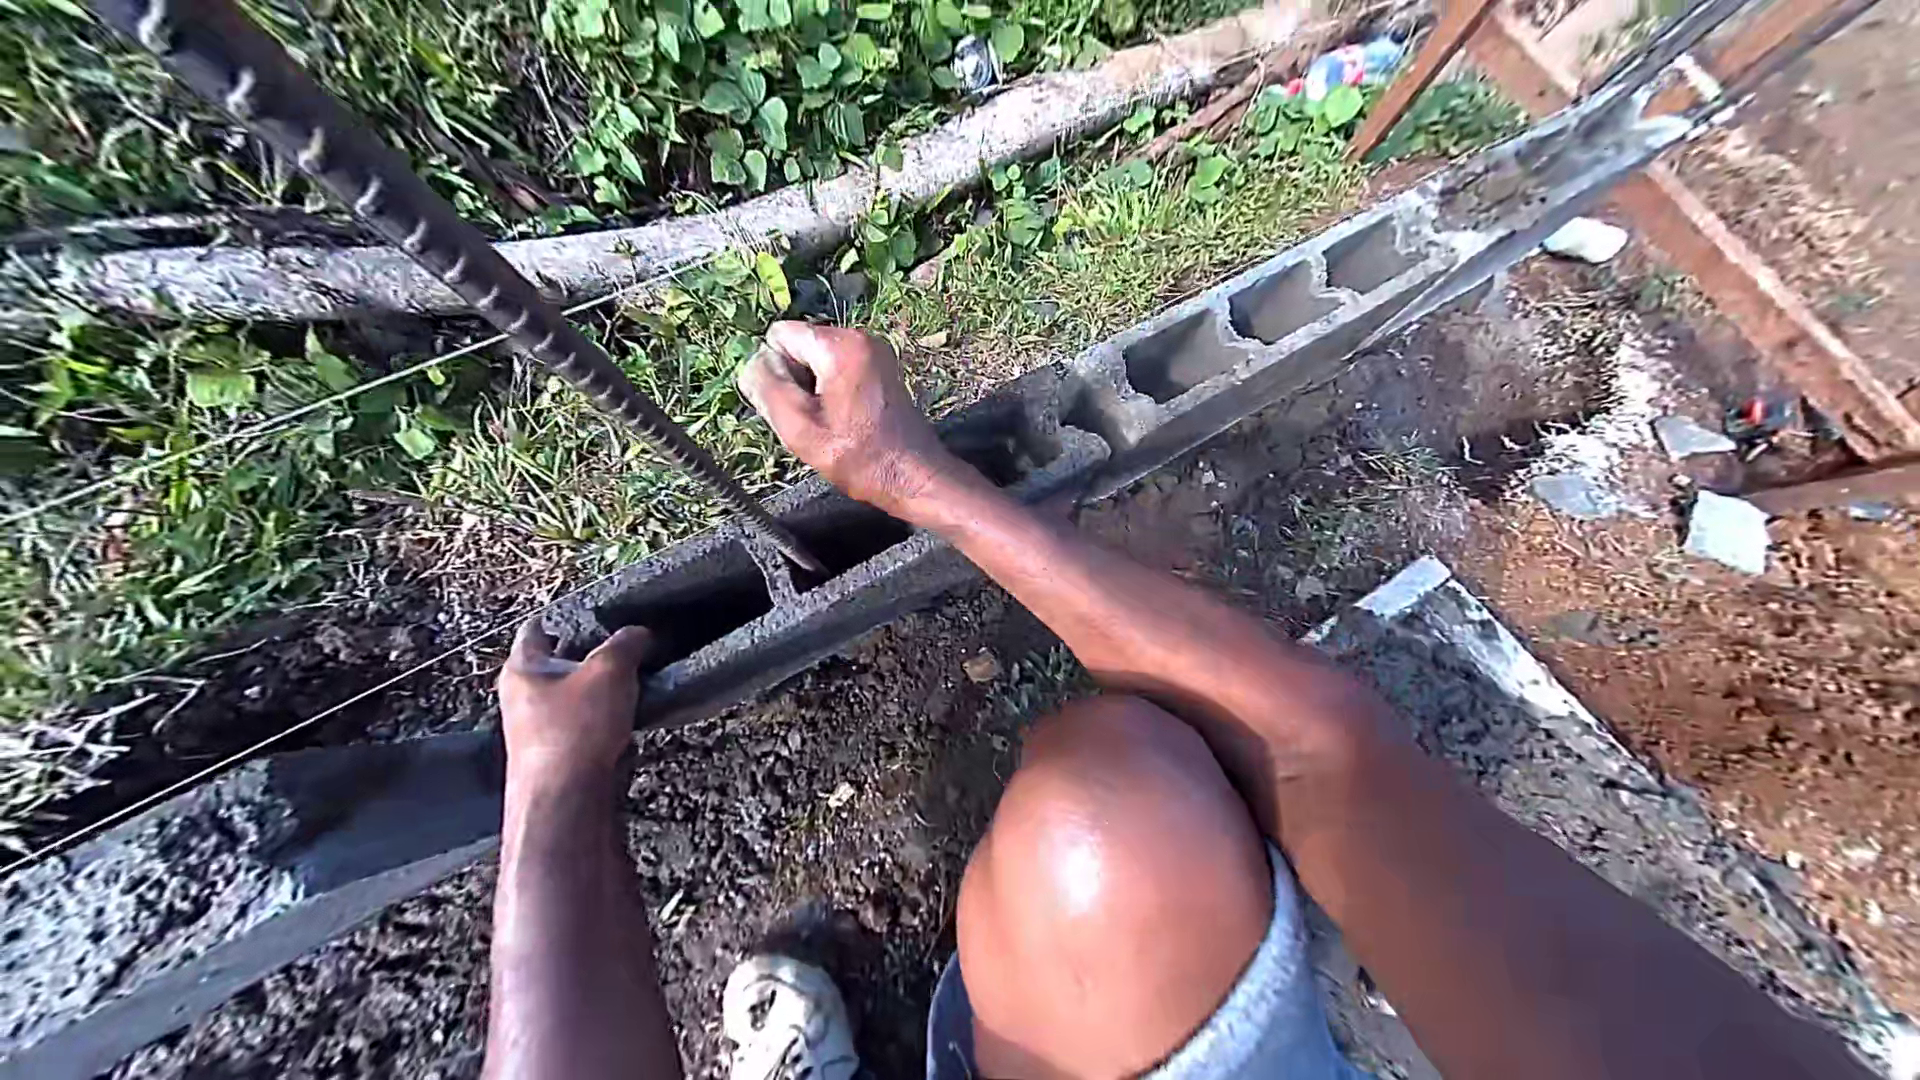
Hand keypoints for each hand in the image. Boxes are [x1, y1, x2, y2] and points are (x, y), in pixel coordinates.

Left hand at [497, 619, 652, 785]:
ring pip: (574, 688)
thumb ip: (627, 643)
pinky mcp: (558, 747)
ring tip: (635, 674)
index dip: (567, 613)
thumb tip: (639, 632)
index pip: (539, 627)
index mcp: (523, 668)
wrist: (565, 799)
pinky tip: (628, 709)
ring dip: (601, 682)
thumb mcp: (610, 671)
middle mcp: (523, 694)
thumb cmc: (576, 729)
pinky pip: (583, 716)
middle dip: (592, 649)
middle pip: (560, 658)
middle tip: (626, 641)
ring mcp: (538, 723)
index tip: (596, 609)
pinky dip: (604, 708)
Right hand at [738, 321, 974, 518]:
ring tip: (831, 424)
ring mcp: (876, 353)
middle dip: (796, 381)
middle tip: (814, 421)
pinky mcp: (882, 370)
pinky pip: (839, 371)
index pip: (779, 335)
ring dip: (813, 391)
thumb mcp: (799, 428)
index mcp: (841, 345)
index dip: (775, 372)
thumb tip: (751, 363)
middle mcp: (862, 337)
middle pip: (800, 346)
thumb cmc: (860, 458)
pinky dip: (832, 394)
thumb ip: (766, 388)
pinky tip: (845, 422)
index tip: (796, 407)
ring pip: (817, 361)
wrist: (914, 476)